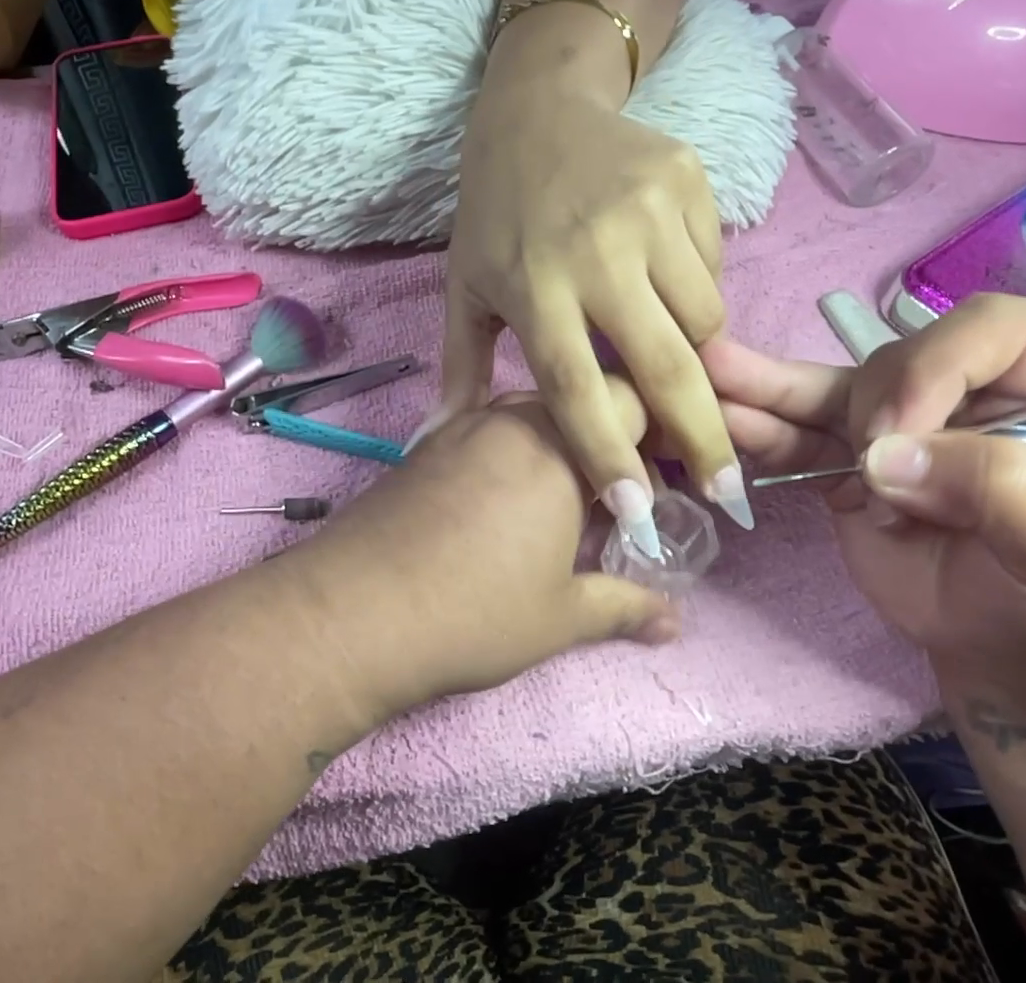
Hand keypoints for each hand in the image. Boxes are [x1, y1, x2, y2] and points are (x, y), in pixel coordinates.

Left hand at [292, 384, 675, 720]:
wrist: (352, 611)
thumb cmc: (472, 614)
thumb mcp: (559, 617)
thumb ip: (623, 607)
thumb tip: (673, 623)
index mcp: (558, 447)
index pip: (632, 406)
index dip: (661, 434)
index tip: (669, 473)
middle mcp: (510, 422)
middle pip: (578, 401)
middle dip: (609, 436)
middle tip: (621, 490)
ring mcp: (459, 431)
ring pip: (528, 413)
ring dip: (557, 442)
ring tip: (565, 496)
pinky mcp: (423, 450)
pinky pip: (483, 432)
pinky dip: (510, 452)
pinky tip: (503, 501)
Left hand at [434, 79, 748, 562]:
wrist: (537, 110)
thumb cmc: (494, 213)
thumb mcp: (465, 287)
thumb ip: (462, 366)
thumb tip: (439, 439)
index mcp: (533, 290)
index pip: (576, 389)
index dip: (608, 455)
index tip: (641, 512)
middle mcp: (598, 256)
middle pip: (665, 366)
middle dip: (703, 439)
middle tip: (730, 495)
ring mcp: (651, 215)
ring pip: (704, 319)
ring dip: (697, 354)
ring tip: (671, 352)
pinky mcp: (691, 183)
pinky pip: (715, 267)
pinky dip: (699, 293)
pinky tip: (665, 282)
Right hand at [704, 295, 1025, 715]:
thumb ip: (1006, 489)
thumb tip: (880, 457)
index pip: (993, 331)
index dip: (936, 367)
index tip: (900, 438)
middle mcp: (980, 393)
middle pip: (902, 358)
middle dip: (868, 406)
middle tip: (862, 467)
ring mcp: (911, 430)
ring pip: (837, 393)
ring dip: (770, 388)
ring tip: (709, 370)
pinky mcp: (856, 468)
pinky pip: (804, 440)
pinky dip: (761, 432)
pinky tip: (714, 415)